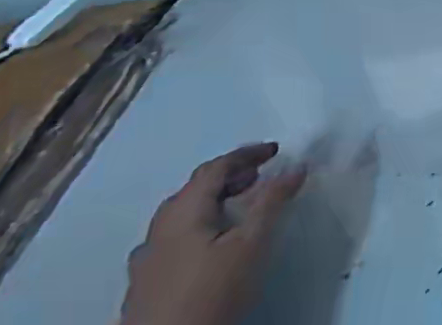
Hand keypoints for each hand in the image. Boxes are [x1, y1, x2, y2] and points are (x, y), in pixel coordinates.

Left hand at [121, 142, 306, 324]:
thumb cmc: (212, 291)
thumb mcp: (252, 242)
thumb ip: (272, 201)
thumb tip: (295, 167)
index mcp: (181, 214)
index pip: (213, 169)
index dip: (245, 154)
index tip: (276, 150)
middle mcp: (158, 231)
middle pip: (193, 190)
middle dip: (230, 176)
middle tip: (261, 175)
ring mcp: (146, 261)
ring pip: (182, 215)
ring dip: (214, 201)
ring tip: (242, 206)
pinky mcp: (146, 284)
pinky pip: (176, 238)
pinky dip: (202, 224)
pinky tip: (215, 243)